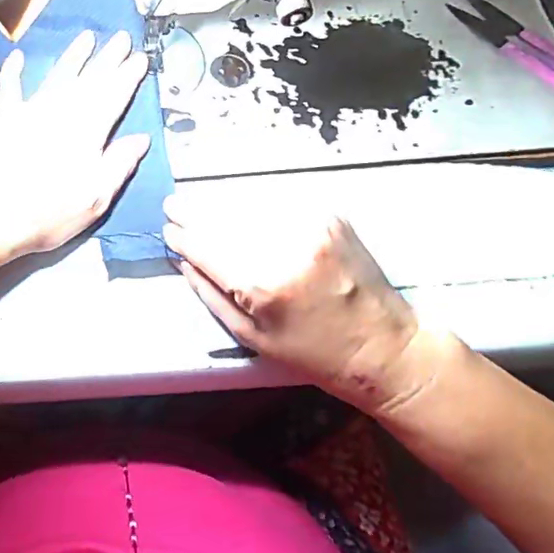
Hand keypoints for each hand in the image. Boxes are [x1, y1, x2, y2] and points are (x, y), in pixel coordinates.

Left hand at [0, 31, 151, 260]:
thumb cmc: (49, 212)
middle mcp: (62, 112)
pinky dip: (13, 72)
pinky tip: (17, 57)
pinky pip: (9, 88)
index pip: (115, 95)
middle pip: (90, 79)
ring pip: (57, 76)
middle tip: (121, 38)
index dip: (129, 75)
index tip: (140, 58)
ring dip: (73, 56)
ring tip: (86, 38)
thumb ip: (119, 164)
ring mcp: (31, 111)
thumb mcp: (97, 197)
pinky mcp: (4, 118)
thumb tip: (140, 139)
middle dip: (108, 58)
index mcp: (89, 130)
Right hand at [163, 196, 461, 414]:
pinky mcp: (328, 215)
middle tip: (174, 205)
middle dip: (194, 210)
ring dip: (221, 202)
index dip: (182, 235)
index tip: (168, 228)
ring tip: (203, 204)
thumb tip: (184, 259)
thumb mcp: (251, 337)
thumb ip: (211, 295)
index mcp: (262, 285)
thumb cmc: (313, 352)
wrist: (385, 346)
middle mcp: (284, 247)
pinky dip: (255, 202)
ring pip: (248, 201)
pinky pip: (277, 200)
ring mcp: (309, 225)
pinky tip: (243, 207)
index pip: (206, 246)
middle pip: (223, 217)